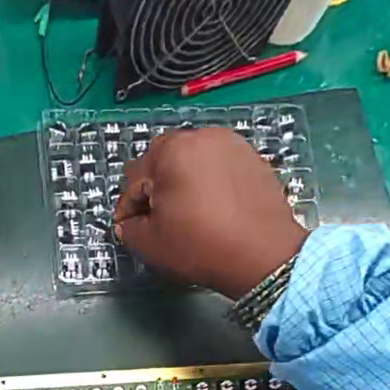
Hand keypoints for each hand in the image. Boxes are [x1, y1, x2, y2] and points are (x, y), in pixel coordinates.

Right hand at [113, 127, 308, 299]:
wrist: (261, 254)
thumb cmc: (200, 246)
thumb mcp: (150, 244)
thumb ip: (129, 228)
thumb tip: (128, 222)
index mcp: (170, 151)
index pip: (134, 180)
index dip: (128, 209)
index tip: (129, 229)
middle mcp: (200, 136)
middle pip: (163, 163)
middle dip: (156, 190)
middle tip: (158, 221)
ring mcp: (230, 144)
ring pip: (192, 163)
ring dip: (183, 184)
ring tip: (187, 216)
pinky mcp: (251, 158)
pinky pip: (218, 168)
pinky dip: (209, 184)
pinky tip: (211, 211)